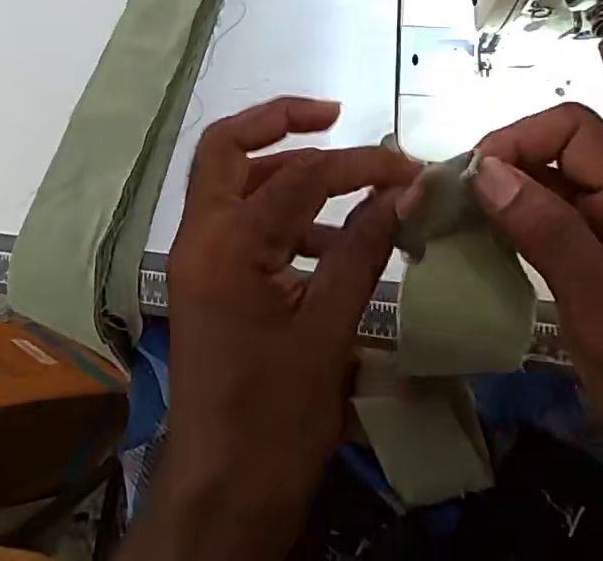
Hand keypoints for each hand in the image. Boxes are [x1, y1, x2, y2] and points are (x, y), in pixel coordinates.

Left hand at [134, 97, 419, 560]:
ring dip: (283, 172)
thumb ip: (362, 249)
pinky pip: (238, 222)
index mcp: (225, 245)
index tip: (407, 165)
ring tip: (345, 185)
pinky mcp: (204, 276)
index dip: (356, 163)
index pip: (296, 177)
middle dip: (278, 121)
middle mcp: (198, 236)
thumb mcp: (328, 330)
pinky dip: (279, 215)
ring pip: (231, 181)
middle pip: (225, 147)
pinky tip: (328, 241)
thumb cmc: (276, 419)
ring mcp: (195, 255)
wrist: (223, 488)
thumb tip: (402, 190)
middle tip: (333, 115)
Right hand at [467, 103, 602, 560]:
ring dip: (508, 199)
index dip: (514, 141)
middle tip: (451, 210)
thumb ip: (551, 238)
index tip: (468, 185)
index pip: (574, 130)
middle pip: (565, 152)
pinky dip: (524, 229)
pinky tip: (496, 255)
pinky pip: (567, 226)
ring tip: (463, 229)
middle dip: (501, 169)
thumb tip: (487, 169)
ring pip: (561, 189)